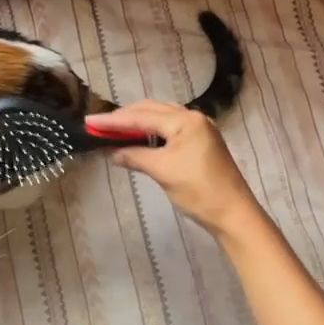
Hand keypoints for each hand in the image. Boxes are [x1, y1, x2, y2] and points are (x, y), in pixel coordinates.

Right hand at [87, 102, 264, 237]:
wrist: (234, 213)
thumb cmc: (198, 191)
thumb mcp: (162, 172)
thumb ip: (136, 156)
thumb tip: (114, 152)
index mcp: (185, 121)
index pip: (142, 117)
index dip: (114, 120)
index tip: (90, 120)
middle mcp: (193, 118)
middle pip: (152, 111)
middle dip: (125, 118)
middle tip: (99, 125)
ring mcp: (200, 129)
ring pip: (161, 118)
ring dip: (138, 123)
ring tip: (115, 130)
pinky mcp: (202, 142)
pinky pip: (170, 128)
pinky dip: (152, 131)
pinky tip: (139, 139)